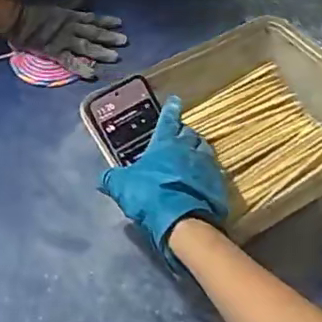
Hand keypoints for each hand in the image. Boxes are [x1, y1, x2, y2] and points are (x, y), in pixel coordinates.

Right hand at [3, 2, 125, 79]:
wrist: (17, 20)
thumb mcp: (54, 4)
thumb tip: (82, 0)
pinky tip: (93, 75)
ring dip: (101, 52)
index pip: (93, 19)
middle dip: (110, 37)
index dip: (106, 21)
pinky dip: (82, 68)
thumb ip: (69, 4)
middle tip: (125, 41)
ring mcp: (65, 41)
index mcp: (71, 16)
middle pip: (94, 33)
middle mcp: (72, 28)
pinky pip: (71, 62)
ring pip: (87, 47)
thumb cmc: (33, 12)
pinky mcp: (56, 52)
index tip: (120, 23)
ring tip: (115, 57)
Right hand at [98, 97, 228, 267]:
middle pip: (189, 134)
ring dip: (198, 149)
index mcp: (165, 144)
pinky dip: (207, 172)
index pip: (168, 120)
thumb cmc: (149, 195)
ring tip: (193, 153)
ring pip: (204, 149)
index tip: (176, 100)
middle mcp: (188, 149)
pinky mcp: (218, 184)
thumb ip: (113, 178)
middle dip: (184, 132)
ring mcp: (206, 165)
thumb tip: (103, 177)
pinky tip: (203, 179)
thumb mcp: (122, 186)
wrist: (183, 221)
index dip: (171, 109)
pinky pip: (214, 171)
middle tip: (180, 134)